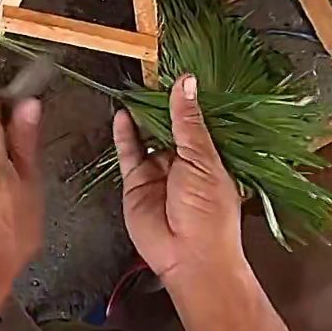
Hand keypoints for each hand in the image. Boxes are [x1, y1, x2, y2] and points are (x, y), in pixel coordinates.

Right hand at [113, 75, 247, 287]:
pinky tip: (123, 115)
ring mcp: (158, 172)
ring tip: (137, 90)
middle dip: (162, 106)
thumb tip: (185, 84)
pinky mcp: (136, 183)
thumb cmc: (208, 212)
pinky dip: (124, 134)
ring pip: (147, 137)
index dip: (188, 102)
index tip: (181, 76)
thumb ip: (187, 122)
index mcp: (208, 158)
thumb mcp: (202, 159)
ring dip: (143, 117)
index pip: (196, 123)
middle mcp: (183, 163)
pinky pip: (128, 153)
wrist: (188, 255)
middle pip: (169, 128)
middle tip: (154, 77)